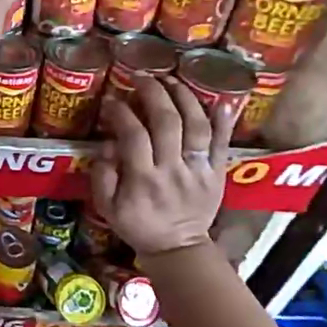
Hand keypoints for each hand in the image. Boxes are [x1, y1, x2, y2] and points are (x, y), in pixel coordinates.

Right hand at [91, 75, 234, 256]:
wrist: (177, 248)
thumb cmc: (137, 224)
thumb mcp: (106, 206)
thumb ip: (103, 174)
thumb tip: (108, 143)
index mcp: (143, 179)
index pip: (133, 135)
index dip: (121, 112)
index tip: (111, 99)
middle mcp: (173, 170)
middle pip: (167, 123)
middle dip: (153, 93)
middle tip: (141, 77)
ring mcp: (199, 171)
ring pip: (197, 126)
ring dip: (184, 98)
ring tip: (171, 80)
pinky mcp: (218, 173)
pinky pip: (223, 143)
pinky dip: (224, 120)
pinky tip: (222, 99)